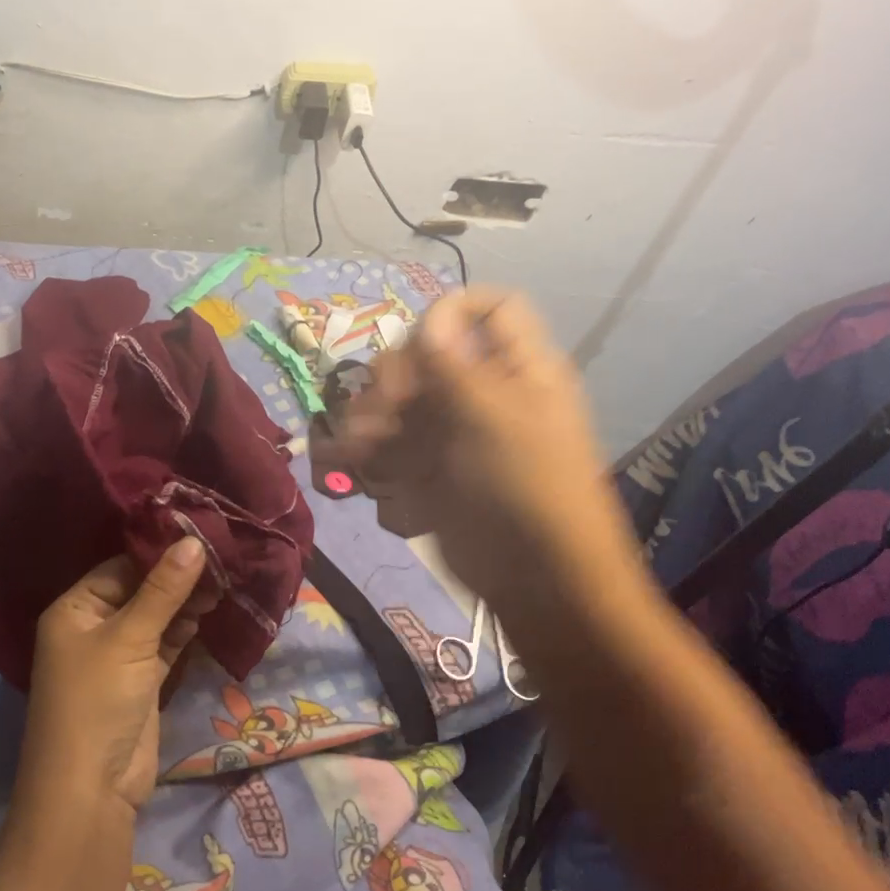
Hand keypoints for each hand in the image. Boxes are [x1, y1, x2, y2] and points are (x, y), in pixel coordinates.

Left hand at [20, 539, 217, 813]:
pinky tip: (210, 610)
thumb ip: (163, 590)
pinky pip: (164, 644)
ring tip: (224, 580)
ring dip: (184, 603)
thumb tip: (193, 540)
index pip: (118, 566)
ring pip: (154, 618)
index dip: (157, 552)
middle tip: (221, 557)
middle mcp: (91, 626)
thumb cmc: (98, 699)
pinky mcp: (140, 681)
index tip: (199, 533)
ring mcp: (116, 656)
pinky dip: (184, 630)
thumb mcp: (129, 638)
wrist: (92, 787)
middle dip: (175, 578)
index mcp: (74, 608)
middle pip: (138, 590)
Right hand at [322, 288, 644, 614]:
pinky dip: (366, 447)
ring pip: (398, 398)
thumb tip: (431, 316)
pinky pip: (388, 441)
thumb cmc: (529, 492)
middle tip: (382, 409)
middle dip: (394, 376)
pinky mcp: (429, 466)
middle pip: (426, 353)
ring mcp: (453, 430)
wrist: (537, 581)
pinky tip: (352, 460)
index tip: (417, 343)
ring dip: (370, 414)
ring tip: (358, 445)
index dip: (453, 310)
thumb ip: (456, 365)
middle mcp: (483, 391)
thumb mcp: (495, 420)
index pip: (491, 309)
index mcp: (519, 370)